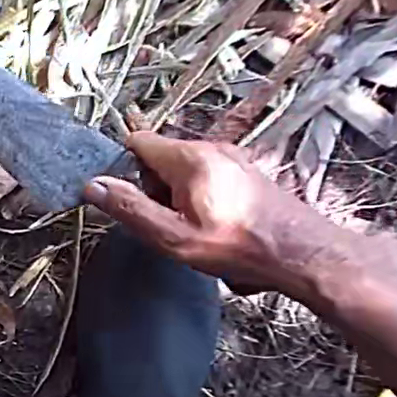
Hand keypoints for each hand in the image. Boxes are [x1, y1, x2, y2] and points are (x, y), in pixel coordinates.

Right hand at [83, 131, 396, 303]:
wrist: (303, 254)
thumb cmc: (238, 246)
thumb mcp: (171, 235)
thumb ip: (129, 208)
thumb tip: (93, 186)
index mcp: (189, 157)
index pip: (136, 142)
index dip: (121, 168)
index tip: (125, 198)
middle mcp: (211, 148)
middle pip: (156, 157)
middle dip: (148, 186)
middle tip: (160, 221)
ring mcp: (230, 158)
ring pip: (178, 169)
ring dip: (170, 195)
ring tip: (185, 226)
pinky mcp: (242, 171)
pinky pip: (200, 176)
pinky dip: (192, 196)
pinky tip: (206, 223)